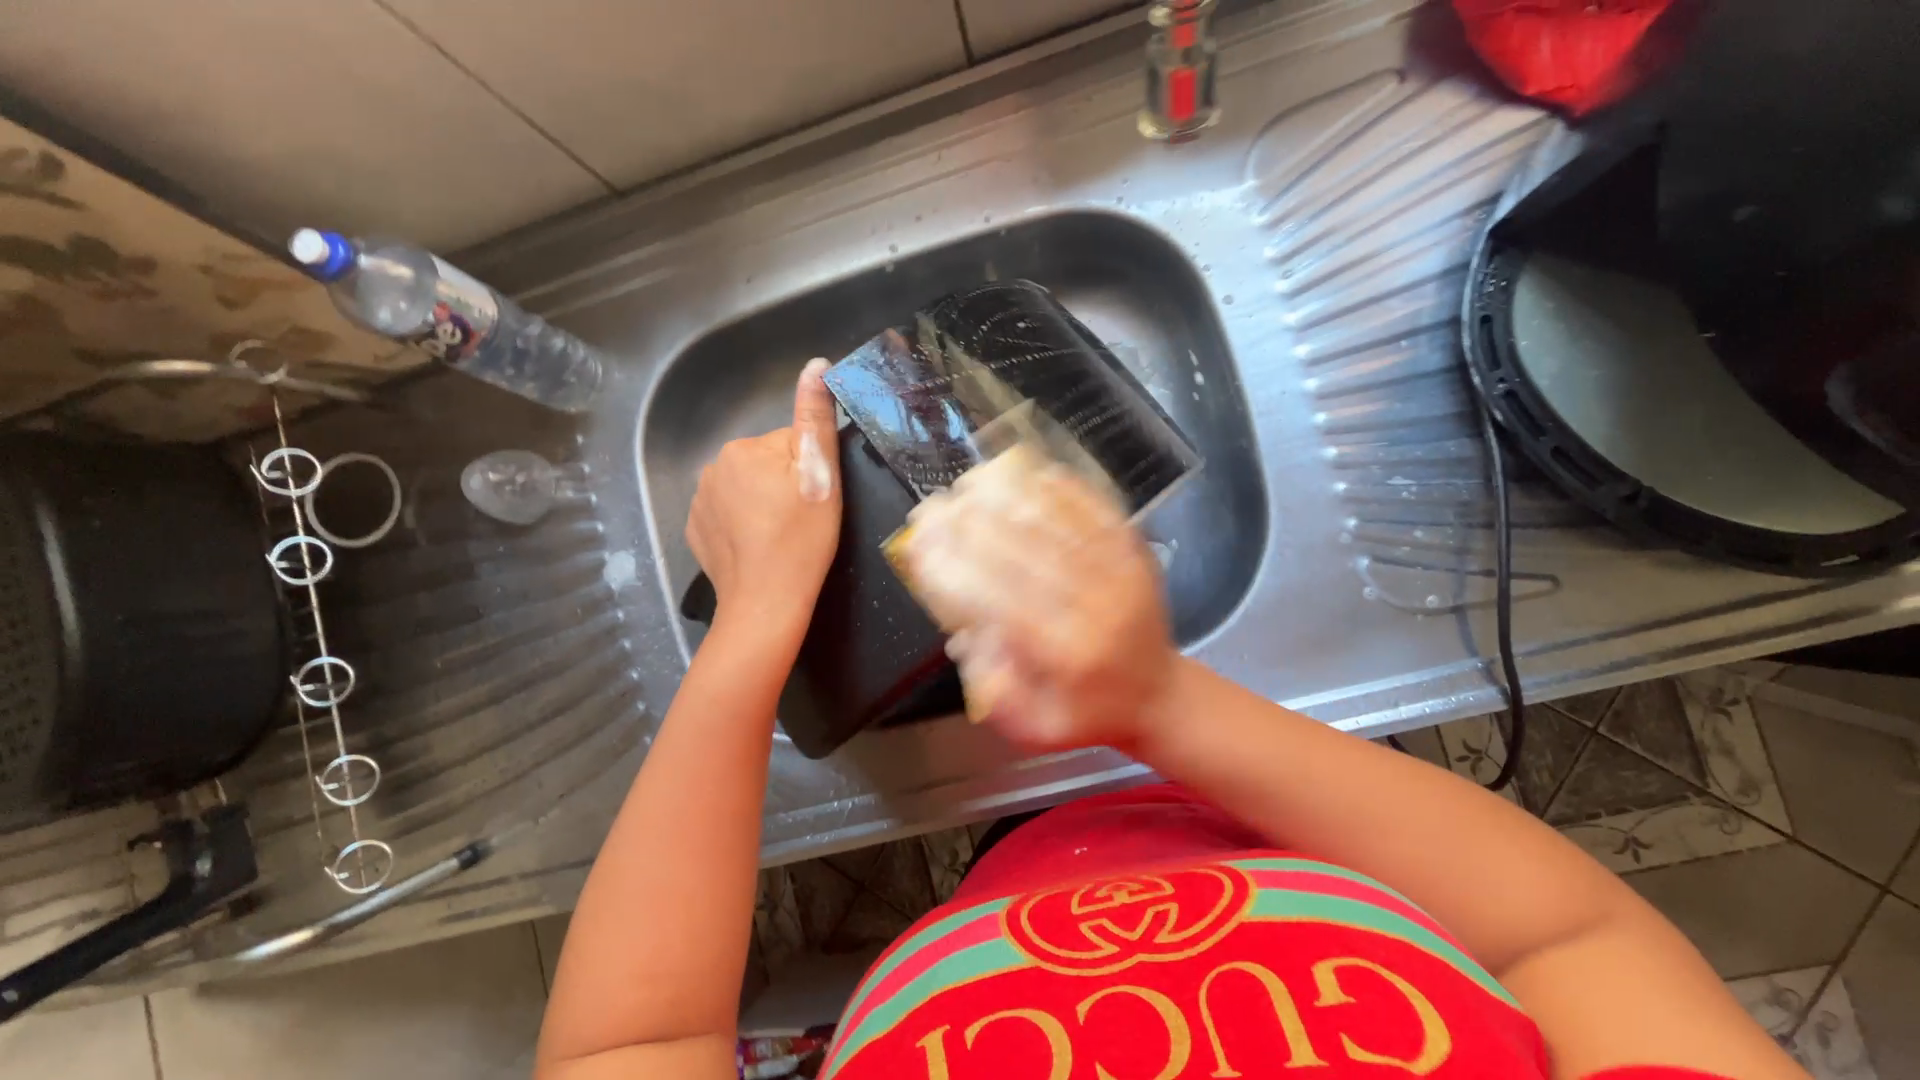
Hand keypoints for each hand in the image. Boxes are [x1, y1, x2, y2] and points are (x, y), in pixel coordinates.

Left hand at [686, 359, 841, 631]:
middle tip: (800, 521)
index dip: (808, 472)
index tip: (814, 501)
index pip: (788, 446)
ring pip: (744, 490)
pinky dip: (741, 527)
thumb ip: (815, 418)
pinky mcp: (695, 531)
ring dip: (761, 505)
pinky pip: (725, 515)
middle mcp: (713, 466)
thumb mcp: (821, 475)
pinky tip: (756, 548)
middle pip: (764, 465)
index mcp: (745, 448)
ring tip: (779, 538)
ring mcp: (698, 500)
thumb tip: (816, 364)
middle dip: (782, 485)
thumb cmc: (802, 538)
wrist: (765, 602)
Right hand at [898, 450, 1177, 751]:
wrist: (1160, 695)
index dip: (955, 569)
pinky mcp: (1134, 551)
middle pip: (1025, 553)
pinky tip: (1023, 470)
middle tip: (931, 508)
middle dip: (970, 526)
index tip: (919, 545)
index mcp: (1067, 655)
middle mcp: (1096, 607)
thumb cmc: (1086, 712)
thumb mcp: (1034, 727)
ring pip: (1057, 522)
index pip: (1000, 600)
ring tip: (967, 483)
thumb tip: (963, 635)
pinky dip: (1057, 486)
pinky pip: (1094, 508)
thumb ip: (995, 689)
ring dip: (1008, 497)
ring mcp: (1120, 572)